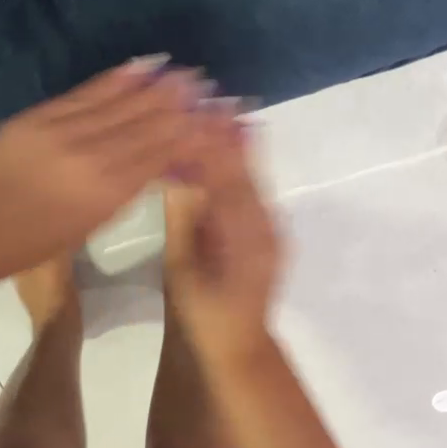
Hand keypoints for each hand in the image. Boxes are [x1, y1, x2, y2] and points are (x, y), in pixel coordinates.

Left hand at [0, 57, 231, 283]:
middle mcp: (92, 157)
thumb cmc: (31, 244)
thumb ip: (124, 190)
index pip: (159, 154)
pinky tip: (141, 66)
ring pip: (121, 104)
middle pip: (146, 124)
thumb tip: (160, 163)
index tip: (214, 117)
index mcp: (106, 192)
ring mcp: (63, 132)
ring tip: (185, 71)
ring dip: (157, 87)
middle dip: (181, 104)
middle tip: (208, 86)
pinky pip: (86, 93)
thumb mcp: (90, 224)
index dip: (190, 133)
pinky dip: (116, 79)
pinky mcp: (38, 117)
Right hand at [163, 123, 283, 361]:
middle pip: (245, 173)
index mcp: (244, 238)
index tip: (197, 112)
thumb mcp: (183, 274)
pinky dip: (243, 167)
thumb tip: (176, 173)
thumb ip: (183, 221)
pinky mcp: (268, 236)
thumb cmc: (203, 318)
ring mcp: (271, 232)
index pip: (225, 180)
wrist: (236, 350)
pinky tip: (236, 145)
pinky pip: (254, 193)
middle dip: (229, 135)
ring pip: (253, 180)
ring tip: (224, 108)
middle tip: (214, 97)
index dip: (211, 144)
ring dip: (239, 145)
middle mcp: (265, 228)